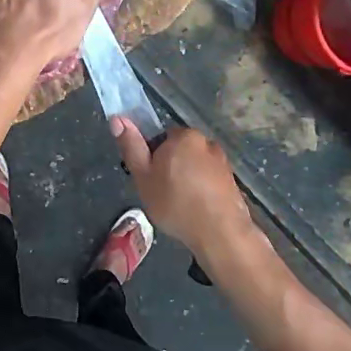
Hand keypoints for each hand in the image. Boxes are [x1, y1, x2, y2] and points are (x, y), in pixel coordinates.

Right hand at [111, 121, 255, 256]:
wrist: (219, 232)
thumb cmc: (175, 203)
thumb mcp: (143, 177)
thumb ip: (131, 147)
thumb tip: (117, 119)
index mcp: (184, 136)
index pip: (162, 137)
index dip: (153, 158)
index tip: (151, 179)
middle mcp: (207, 142)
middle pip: (181, 151)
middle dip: (171, 168)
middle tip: (162, 194)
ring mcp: (223, 161)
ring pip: (195, 167)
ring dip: (187, 180)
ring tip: (181, 206)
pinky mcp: (232, 180)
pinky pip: (209, 181)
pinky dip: (202, 191)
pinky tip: (197, 209)